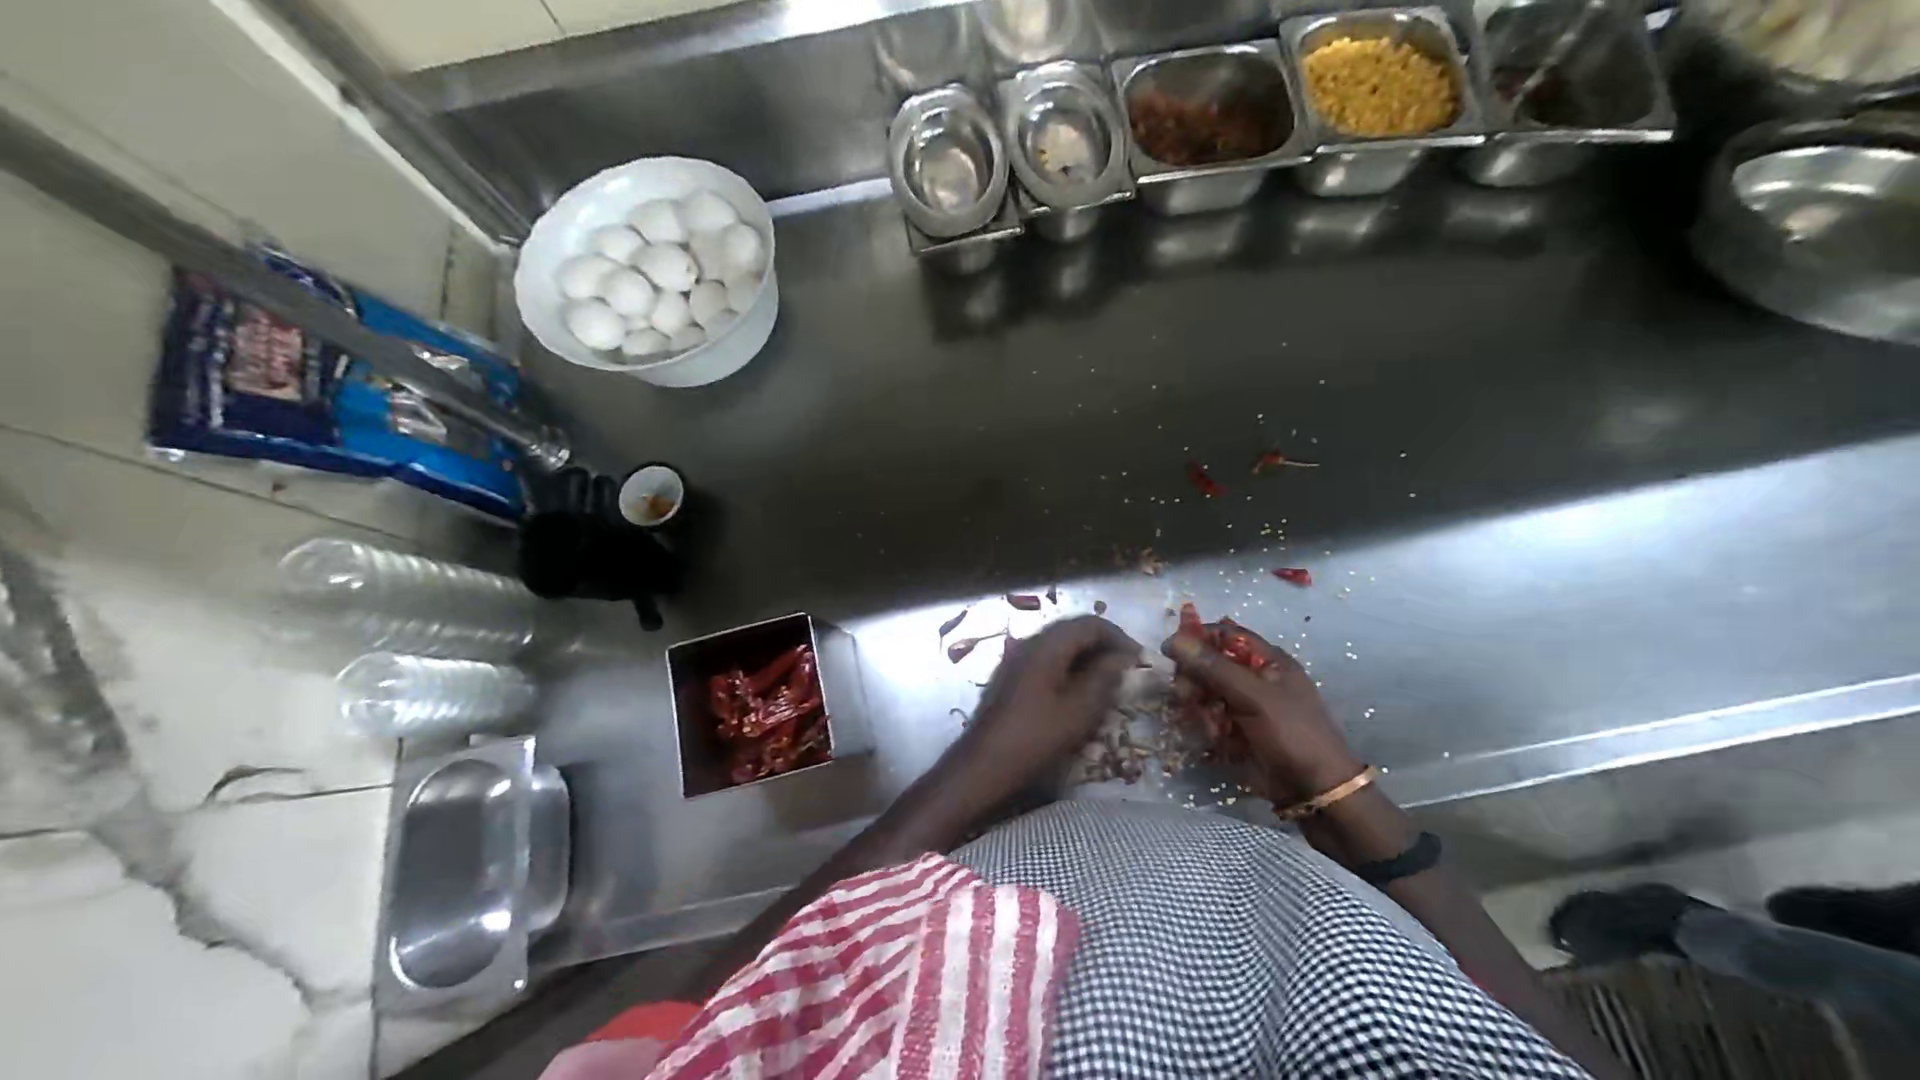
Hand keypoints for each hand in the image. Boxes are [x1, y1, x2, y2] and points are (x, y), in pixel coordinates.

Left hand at [950, 616, 1140, 798]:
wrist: (983, 766)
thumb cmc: (1034, 738)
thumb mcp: (1079, 710)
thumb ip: (1104, 677)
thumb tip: (1122, 656)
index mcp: (1046, 646)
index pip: (1089, 624)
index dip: (1119, 637)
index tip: (1141, 658)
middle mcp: (1028, 644)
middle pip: (1073, 631)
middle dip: (1103, 645)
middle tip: (1127, 668)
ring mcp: (1016, 660)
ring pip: (1059, 647)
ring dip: (1086, 658)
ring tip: (1109, 681)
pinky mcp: (1011, 678)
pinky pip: (1047, 662)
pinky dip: (1069, 669)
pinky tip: (1080, 692)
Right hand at [1163, 622, 1362, 800]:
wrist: (1316, 792)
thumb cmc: (1292, 734)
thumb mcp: (1254, 696)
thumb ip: (1213, 667)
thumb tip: (1173, 639)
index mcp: (1267, 661)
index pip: (1225, 635)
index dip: (1198, 638)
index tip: (1172, 651)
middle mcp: (1254, 679)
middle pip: (1208, 665)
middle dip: (1193, 680)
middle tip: (1185, 697)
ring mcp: (1244, 706)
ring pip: (1204, 693)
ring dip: (1198, 708)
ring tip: (1207, 727)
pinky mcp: (1236, 731)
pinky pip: (1208, 720)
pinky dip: (1205, 728)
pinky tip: (1212, 740)